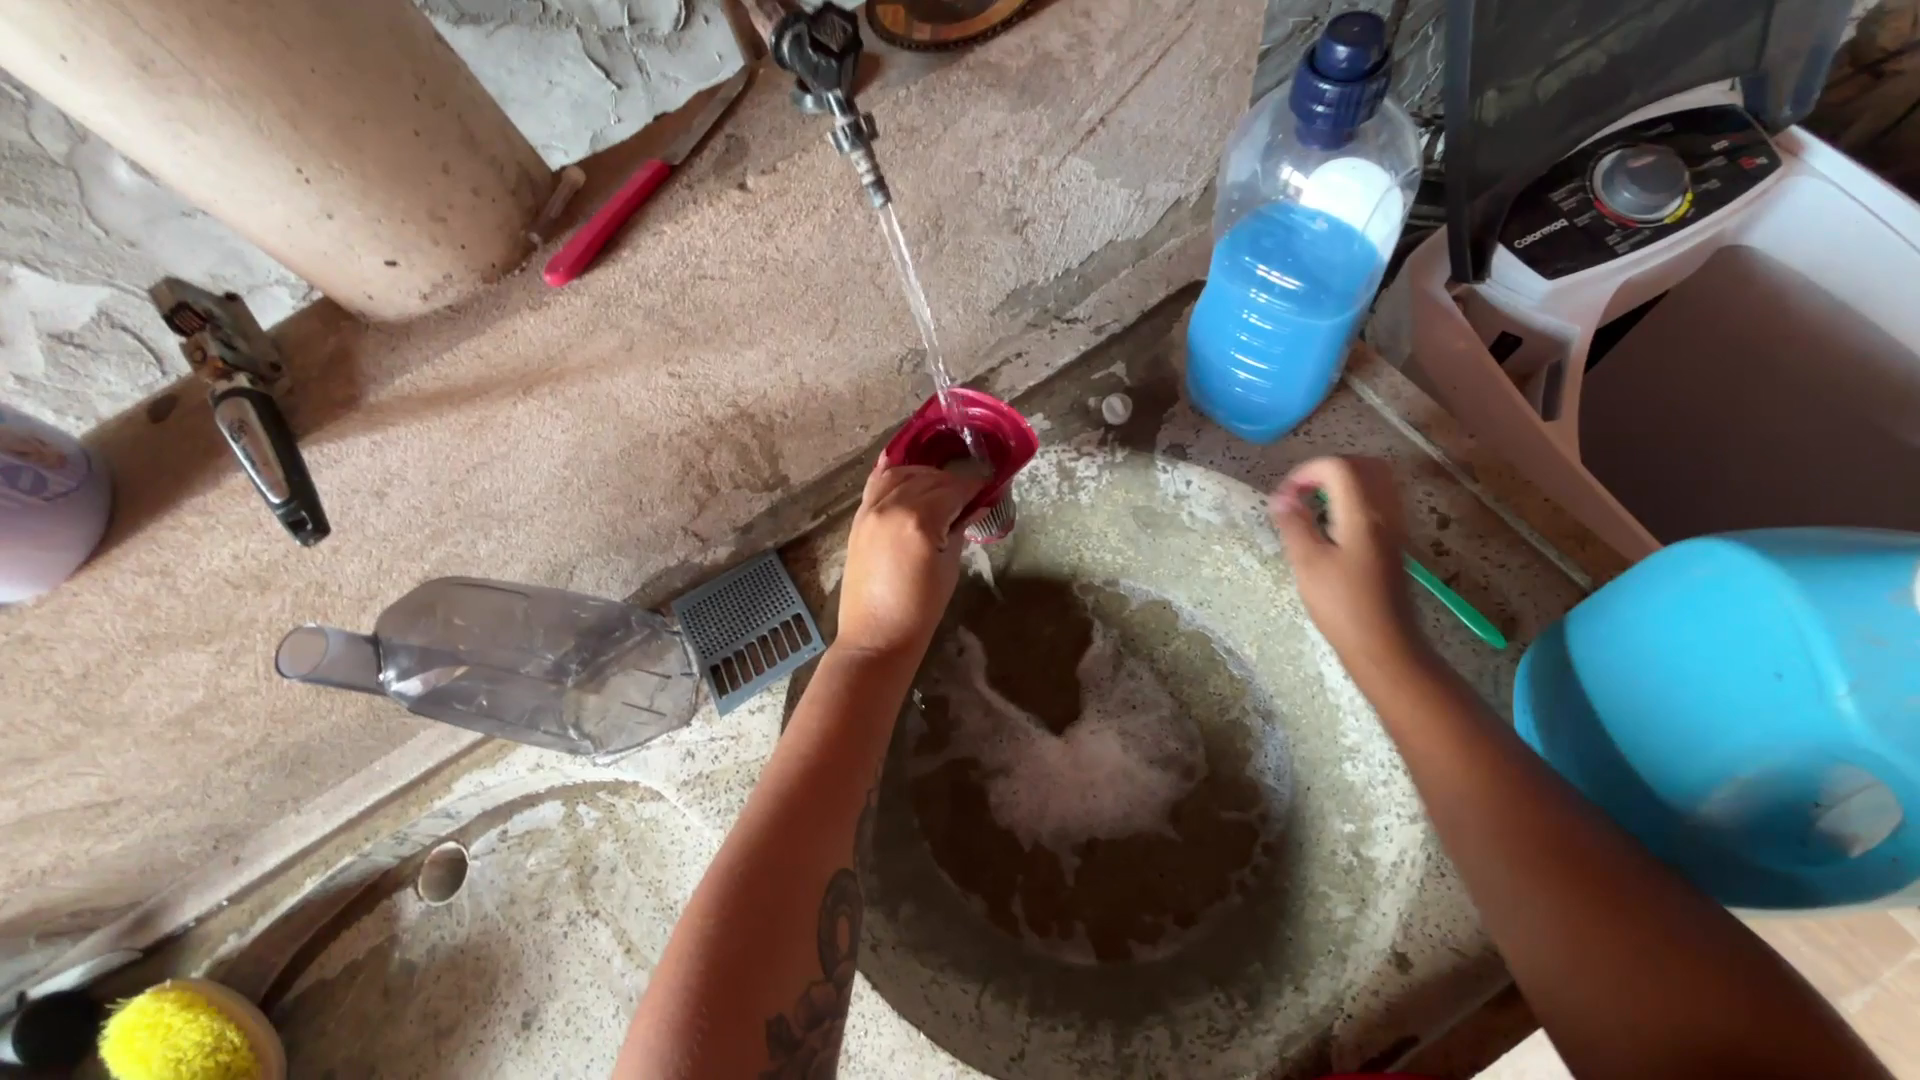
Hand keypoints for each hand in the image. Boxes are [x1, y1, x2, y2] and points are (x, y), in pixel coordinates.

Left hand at [836, 457, 986, 658]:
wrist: (876, 635)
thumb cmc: (921, 608)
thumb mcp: (949, 567)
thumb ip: (960, 529)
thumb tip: (976, 506)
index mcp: (920, 519)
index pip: (953, 489)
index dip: (973, 487)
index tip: (987, 487)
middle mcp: (892, 506)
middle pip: (929, 479)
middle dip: (952, 482)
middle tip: (969, 494)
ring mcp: (870, 510)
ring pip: (901, 475)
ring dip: (923, 475)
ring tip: (939, 488)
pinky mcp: (858, 519)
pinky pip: (875, 484)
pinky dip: (893, 476)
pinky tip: (906, 475)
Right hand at [1269, 456, 1428, 675]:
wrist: (1383, 644)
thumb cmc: (1341, 605)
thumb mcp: (1307, 563)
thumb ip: (1295, 524)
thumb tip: (1282, 497)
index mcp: (1362, 514)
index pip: (1339, 467)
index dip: (1307, 471)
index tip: (1286, 496)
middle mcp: (1386, 513)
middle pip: (1365, 466)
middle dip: (1329, 469)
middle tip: (1303, 491)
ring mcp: (1396, 528)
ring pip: (1377, 482)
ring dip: (1345, 483)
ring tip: (1316, 506)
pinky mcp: (1396, 543)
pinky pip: (1381, 502)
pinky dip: (1356, 500)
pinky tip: (1334, 526)